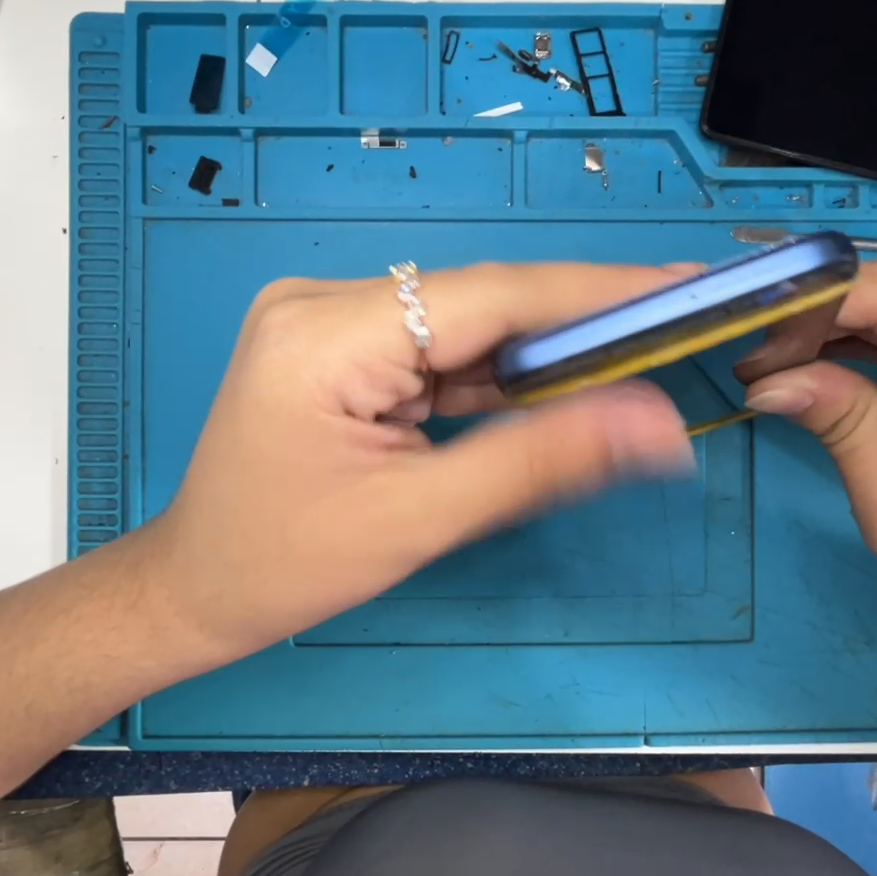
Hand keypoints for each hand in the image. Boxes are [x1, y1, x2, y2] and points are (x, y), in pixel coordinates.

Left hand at [137, 262, 699, 666]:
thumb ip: (541, 460)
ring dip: (533, 354)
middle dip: (570, 326)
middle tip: (667, 331)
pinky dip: (488, 374)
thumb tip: (656, 423)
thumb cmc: (288, 566)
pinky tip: (544, 389)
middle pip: (475, 303)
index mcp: (327, 334)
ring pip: (458, 324)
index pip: (487, 295)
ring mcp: (323, 318)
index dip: (593, 292)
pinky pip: (431, 347)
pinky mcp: (334, 343)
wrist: (196, 586)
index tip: (680, 288)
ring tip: (622, 365)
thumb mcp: (422, 517)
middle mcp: (321, 301)